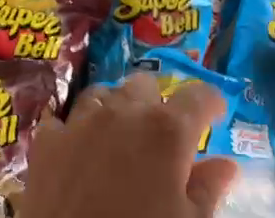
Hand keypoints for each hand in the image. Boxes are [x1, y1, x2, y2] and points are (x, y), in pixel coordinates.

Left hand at [24, 72, 240, 217]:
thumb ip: (208, 189)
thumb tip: (227, 166)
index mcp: (167, 130)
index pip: (199, 96)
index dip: (210, 104)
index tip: (214, 116)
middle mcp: (124, 111)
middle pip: (146, 85)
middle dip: (157, 102)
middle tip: (162, 135)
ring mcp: (81, 122)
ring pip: (104, 94)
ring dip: (116, 109)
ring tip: (121, 139)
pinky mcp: (47, 142)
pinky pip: (64, 121)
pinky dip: (74, 130)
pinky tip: (79, 151)